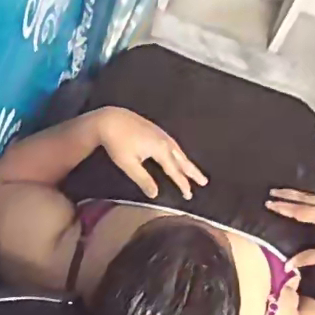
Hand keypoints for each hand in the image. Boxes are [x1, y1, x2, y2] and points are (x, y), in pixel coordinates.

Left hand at [90, 107, 207, 199]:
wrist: (110, 120)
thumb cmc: (118, 144)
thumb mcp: (129, 165)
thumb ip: (143, 180)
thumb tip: (155, 194)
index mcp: (160, 149)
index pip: (174, 171)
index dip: (182, 184)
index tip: (189, 195)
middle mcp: (165, 141)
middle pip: (182, 160)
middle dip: (192, 172)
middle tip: (204, 182)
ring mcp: (161, 133)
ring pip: (179, 151)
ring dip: (187, 162)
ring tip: (194, 172)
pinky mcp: (156, 130)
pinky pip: (173, 144)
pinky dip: (179, 153)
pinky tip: (177, 156)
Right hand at [265, 189, 314, 273]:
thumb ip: (308, 257)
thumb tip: (287, 265)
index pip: (300, 211)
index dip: (283, 207)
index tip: (268, 203)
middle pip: (306, 198)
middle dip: (288, 195)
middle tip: (271, 191)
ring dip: (298, 195)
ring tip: (284, 192)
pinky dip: (310, 198)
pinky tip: (307, 199)